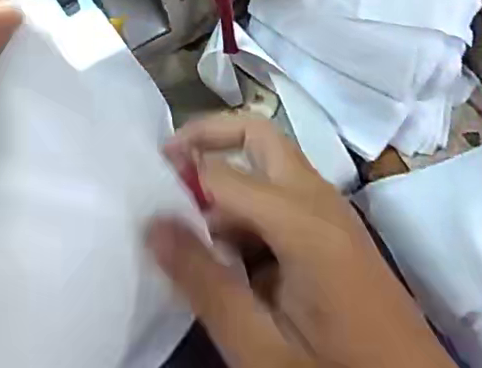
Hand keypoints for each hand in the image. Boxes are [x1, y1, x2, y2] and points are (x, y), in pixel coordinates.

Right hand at [148, 114, 450, 367]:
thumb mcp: (262, 350)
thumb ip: (205, 282)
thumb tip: (152, 222)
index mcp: (304, 220)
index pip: (222, 172)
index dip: (179, 176)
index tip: (143, 195)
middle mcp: (320, 200)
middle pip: (257, 135)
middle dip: (208, 138)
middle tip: (166, 166)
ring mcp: (334, 215)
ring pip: (271, 164)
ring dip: (228, 174)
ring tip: (192, 223)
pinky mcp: (338, 235)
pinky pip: (285, 194)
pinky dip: (249, 203)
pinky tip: (230, 253)